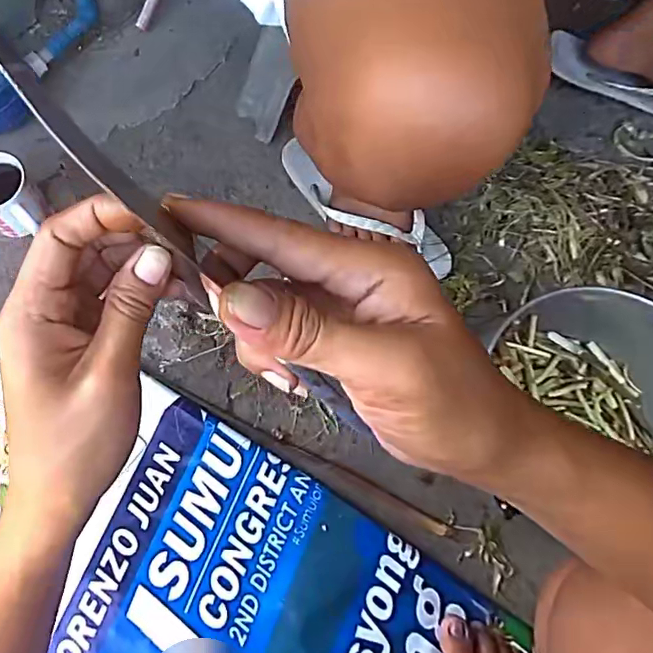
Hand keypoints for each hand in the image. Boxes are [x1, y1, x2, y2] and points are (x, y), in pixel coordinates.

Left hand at [0, 194, 179, 529]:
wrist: (57, 501)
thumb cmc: (73, 451)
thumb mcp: (109, 374)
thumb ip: (130, 308)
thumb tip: (155, 256)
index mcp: (30, 313)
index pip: (58, 238)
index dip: (100, 216)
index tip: (145, 212)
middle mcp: (39, 310)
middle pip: (81, 250)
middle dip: (130, 240)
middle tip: (177, 246)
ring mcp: (59, 323)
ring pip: (98, 271)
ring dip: (138, 266)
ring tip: (180, 271)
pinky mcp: (77, 337)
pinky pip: (107, 297)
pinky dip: (137, 290)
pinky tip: (167, 291)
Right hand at [168, 197, 530, 481]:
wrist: (479, 443)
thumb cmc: (449, 401)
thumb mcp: (383, 365)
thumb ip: (307, 331)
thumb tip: (235, 301)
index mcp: (369, 265)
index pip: (283, 236)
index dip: (225, 222)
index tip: (173, 209)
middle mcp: (349, 277)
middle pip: (267, 265)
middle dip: (237, 293)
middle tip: (223, 324)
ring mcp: (338, 308)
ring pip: (266, 304)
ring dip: (257, 336)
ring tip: (281, 373)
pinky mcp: (331, 337)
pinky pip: (278, 332)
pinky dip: (270, 354)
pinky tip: (292, 380)